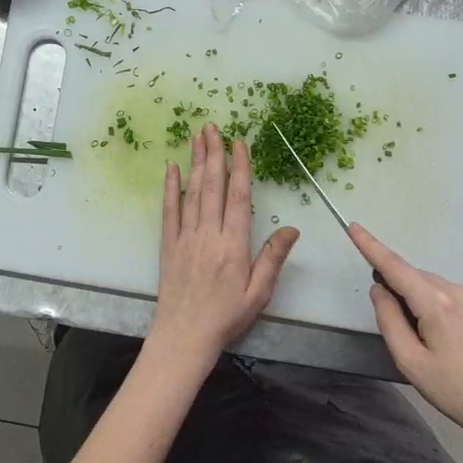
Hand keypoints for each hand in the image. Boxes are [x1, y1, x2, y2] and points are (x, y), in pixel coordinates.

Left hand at [150, 123, 299, 366]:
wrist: (184, 336)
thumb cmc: (226, 317)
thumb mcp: (259, 293)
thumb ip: (273, 258)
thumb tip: (293, 229)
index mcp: (234, 245)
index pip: (239, 197)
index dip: (240, 167)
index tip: (240, 143)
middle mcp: (208, 235)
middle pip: (213, 186)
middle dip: (215, 154)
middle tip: (213, 127)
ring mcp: (185, 237)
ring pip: (192, 193)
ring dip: (196, 162)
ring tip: (197, 137)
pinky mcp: (168, 245)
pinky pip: (169, 210)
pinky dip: (171, 188)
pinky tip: (172, 168)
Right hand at [351, 224, 462, 462]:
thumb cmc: (459, 393)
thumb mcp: (411, 363)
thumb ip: (389, 321)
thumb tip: (380, 290)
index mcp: (436, 303)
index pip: (395, 266)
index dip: (371, 246)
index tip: (354, 227)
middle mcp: (461, 292)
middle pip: (417, 279)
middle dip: (400, 290)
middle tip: (399, 330)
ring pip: (440, 291)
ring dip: (424, 303)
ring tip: (431, 347)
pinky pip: (460, 302)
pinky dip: (445, 312)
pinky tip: (456, 348)